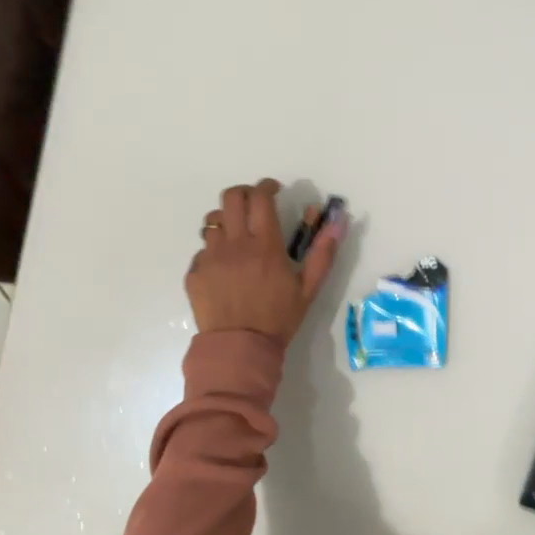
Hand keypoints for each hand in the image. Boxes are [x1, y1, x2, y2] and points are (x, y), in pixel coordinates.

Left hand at [186, 179, 343, 343]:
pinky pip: (202, 251)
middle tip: (254, 204)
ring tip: (237, 237)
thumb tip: (339, 222)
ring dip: (227, 221)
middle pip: (231, 197)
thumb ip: (323, 253)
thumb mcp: (308, 288)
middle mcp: (234, 243)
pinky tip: (225, 269)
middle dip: (244, 193)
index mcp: (264, 244)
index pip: (260, 198)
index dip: (267, 186)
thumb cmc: (278, 318)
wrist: (240, 348)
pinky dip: (214, 252)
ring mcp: (210, 257)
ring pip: (213, 222)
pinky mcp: (195, 273)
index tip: (274, 189)